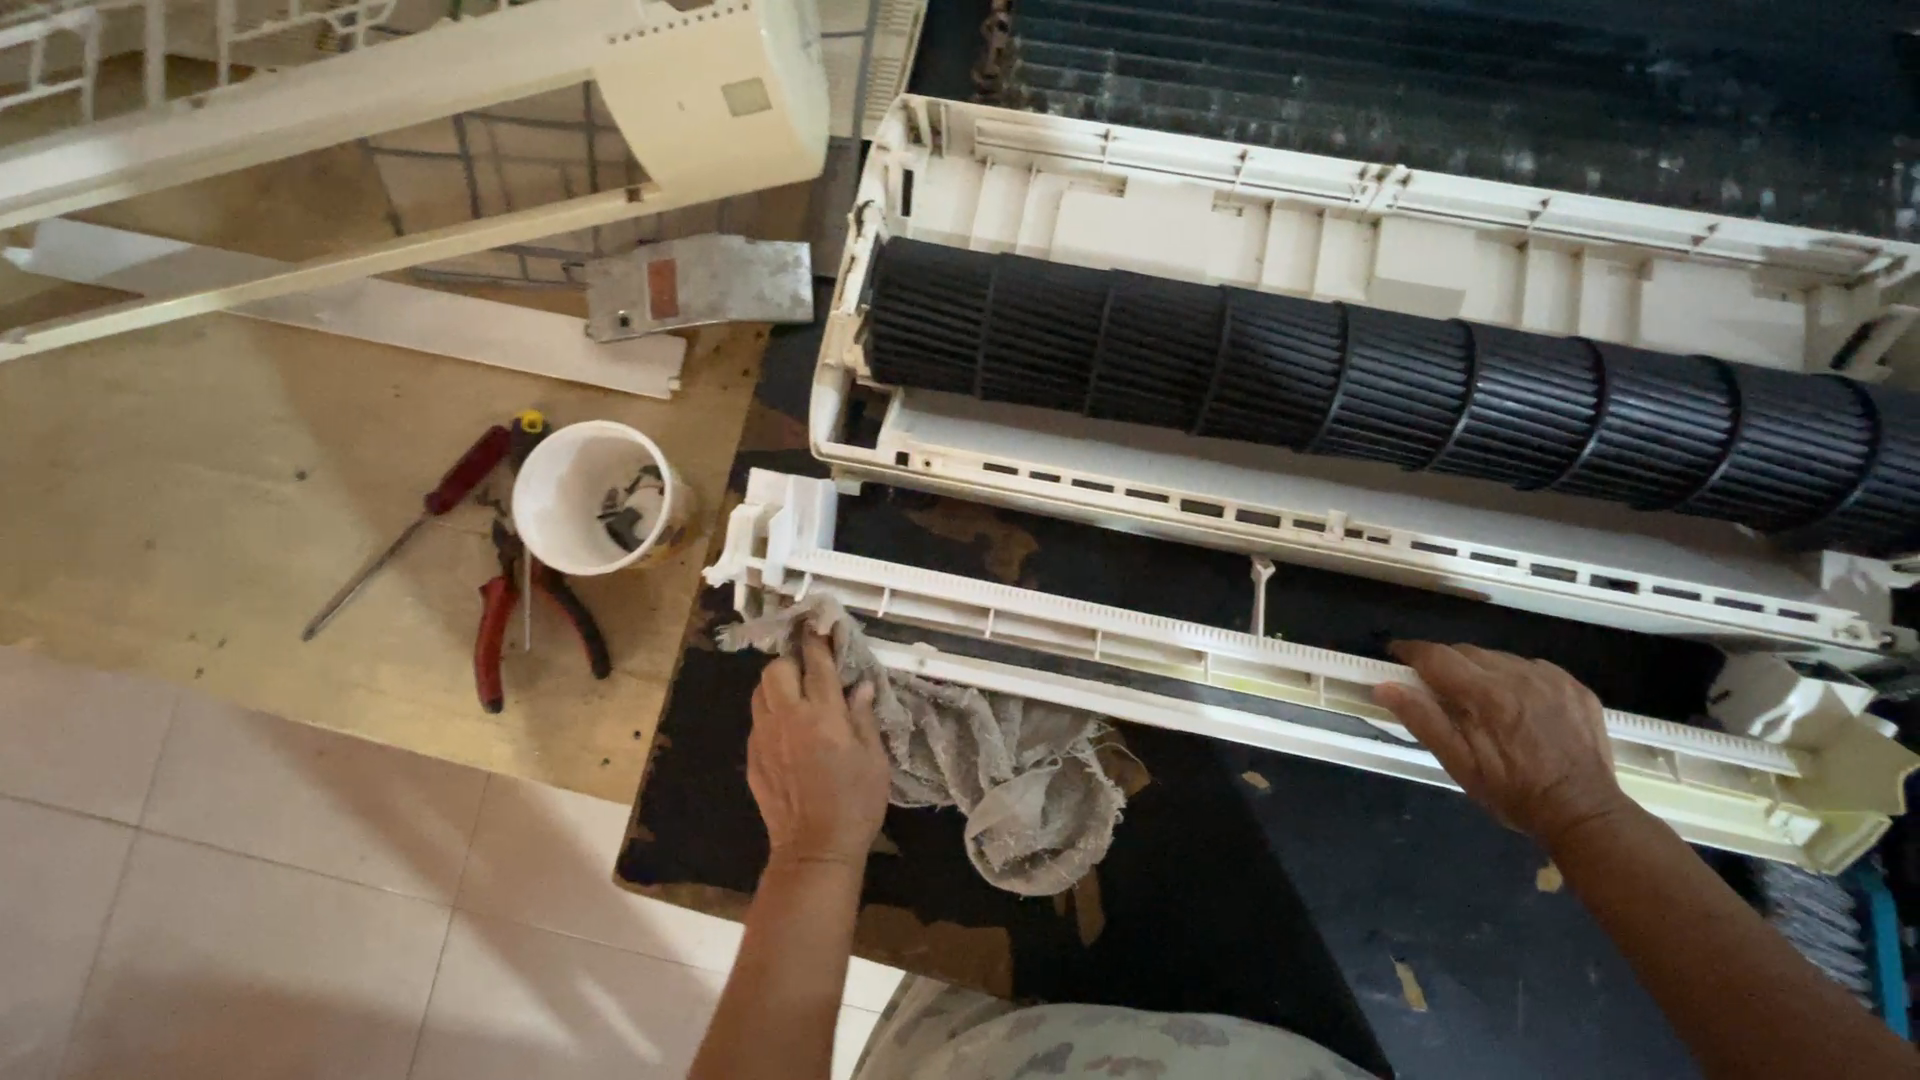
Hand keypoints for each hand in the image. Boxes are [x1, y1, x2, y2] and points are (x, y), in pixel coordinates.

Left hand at [748, 631, 890, 869]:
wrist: (814, 849)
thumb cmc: (855, 803)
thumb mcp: (874, 759)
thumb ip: (863, 717)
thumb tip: (860, 686)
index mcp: (823, 715)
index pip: (817, 664)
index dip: (818, 641)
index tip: (820, 627)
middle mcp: (788, 718)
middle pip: (776, 670)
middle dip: (791, 662)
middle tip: (810, 672)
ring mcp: (764, 737)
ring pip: (759, 692)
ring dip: (776, 685)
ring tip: (795, 695)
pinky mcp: (753, 757)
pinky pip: (757, 720)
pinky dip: (770, 713)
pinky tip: (787, 730)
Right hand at [1373, 641, 1631, 848]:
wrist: (1584, 813)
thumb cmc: (1512, 793)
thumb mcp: (1458, 763)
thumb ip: (1422, 719)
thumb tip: (1385, 687)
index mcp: (1485, 695)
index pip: (1436, 655)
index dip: (1410, 651)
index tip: (1395, 654)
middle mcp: (1519, 676)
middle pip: (1466, 652)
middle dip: (1445, 664)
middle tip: (1436, 689)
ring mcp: (1552, 679)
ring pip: (1498, 658)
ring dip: (1480, 670)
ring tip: (1479, 701)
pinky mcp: (1575, 687)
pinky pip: (1531, 668)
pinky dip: (1513, 678)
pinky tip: (1516, 704)